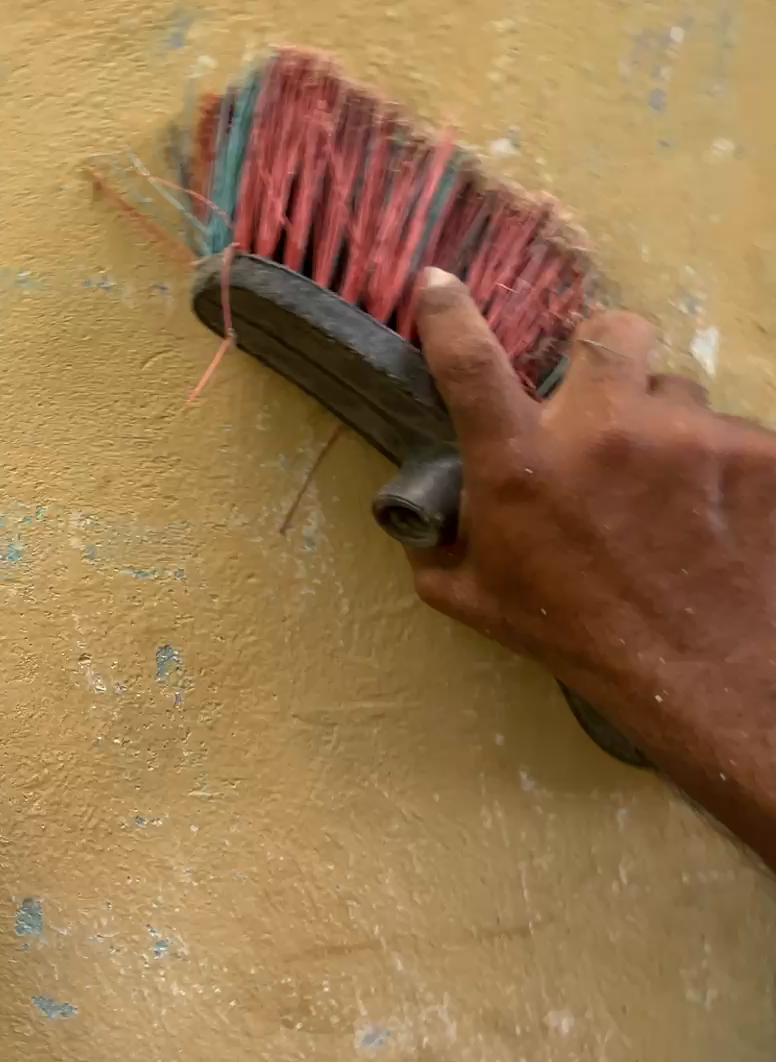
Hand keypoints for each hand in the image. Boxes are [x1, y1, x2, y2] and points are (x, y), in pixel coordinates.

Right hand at [409, 266, 775, 773]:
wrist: (703, 665)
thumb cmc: (560, 624)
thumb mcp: (460, 587)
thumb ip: (436, 535)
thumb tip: (433, 509)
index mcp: (517, 464)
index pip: (471, 367)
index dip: (449, 316)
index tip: (438, 281)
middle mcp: (604, 433)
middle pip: (610, 335)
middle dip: (596, 344)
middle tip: (588, 377)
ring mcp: (694, 438)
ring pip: (673, 389)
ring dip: (651, 415)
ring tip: (651, 473)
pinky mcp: (766, 455)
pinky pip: (727, 433)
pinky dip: (706, 458)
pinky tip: (702, 507)